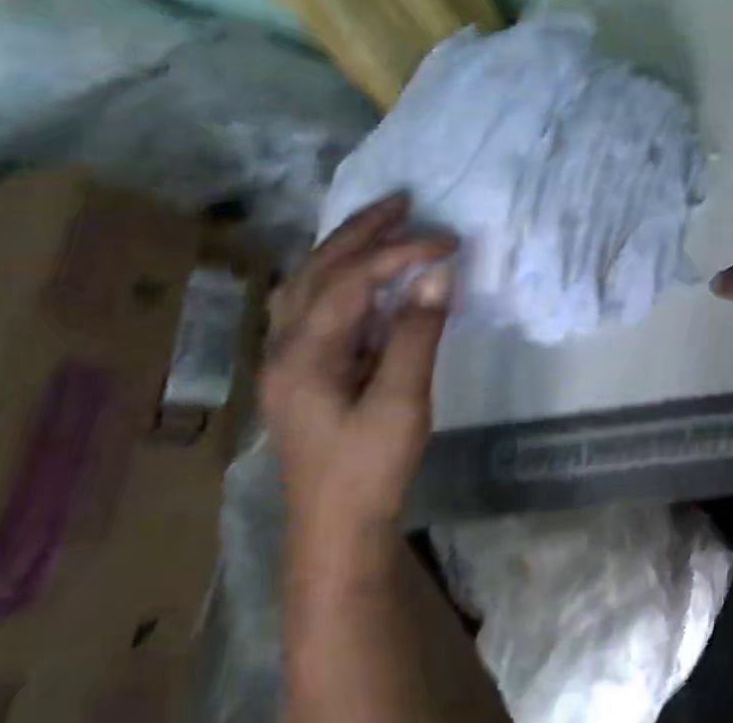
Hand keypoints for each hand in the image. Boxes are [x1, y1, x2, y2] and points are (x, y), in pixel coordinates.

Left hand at [260, 195, 455, 537]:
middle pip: (317, 269)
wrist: (337, 531)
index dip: (401, 252)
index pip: (353, 280)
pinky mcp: (301, 372)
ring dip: (342, 248)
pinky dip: (337, 275)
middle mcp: (284, 347)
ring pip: (305, 284)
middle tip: (403, 202)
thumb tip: (437, 273)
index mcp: (303, 354)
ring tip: (380, 225)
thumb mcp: (402, 403)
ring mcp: (287, 360)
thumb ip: (417, 334)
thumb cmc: (370, 470)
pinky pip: (311, 304)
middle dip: (361, 231)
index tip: (449, 243)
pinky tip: (359, 275)